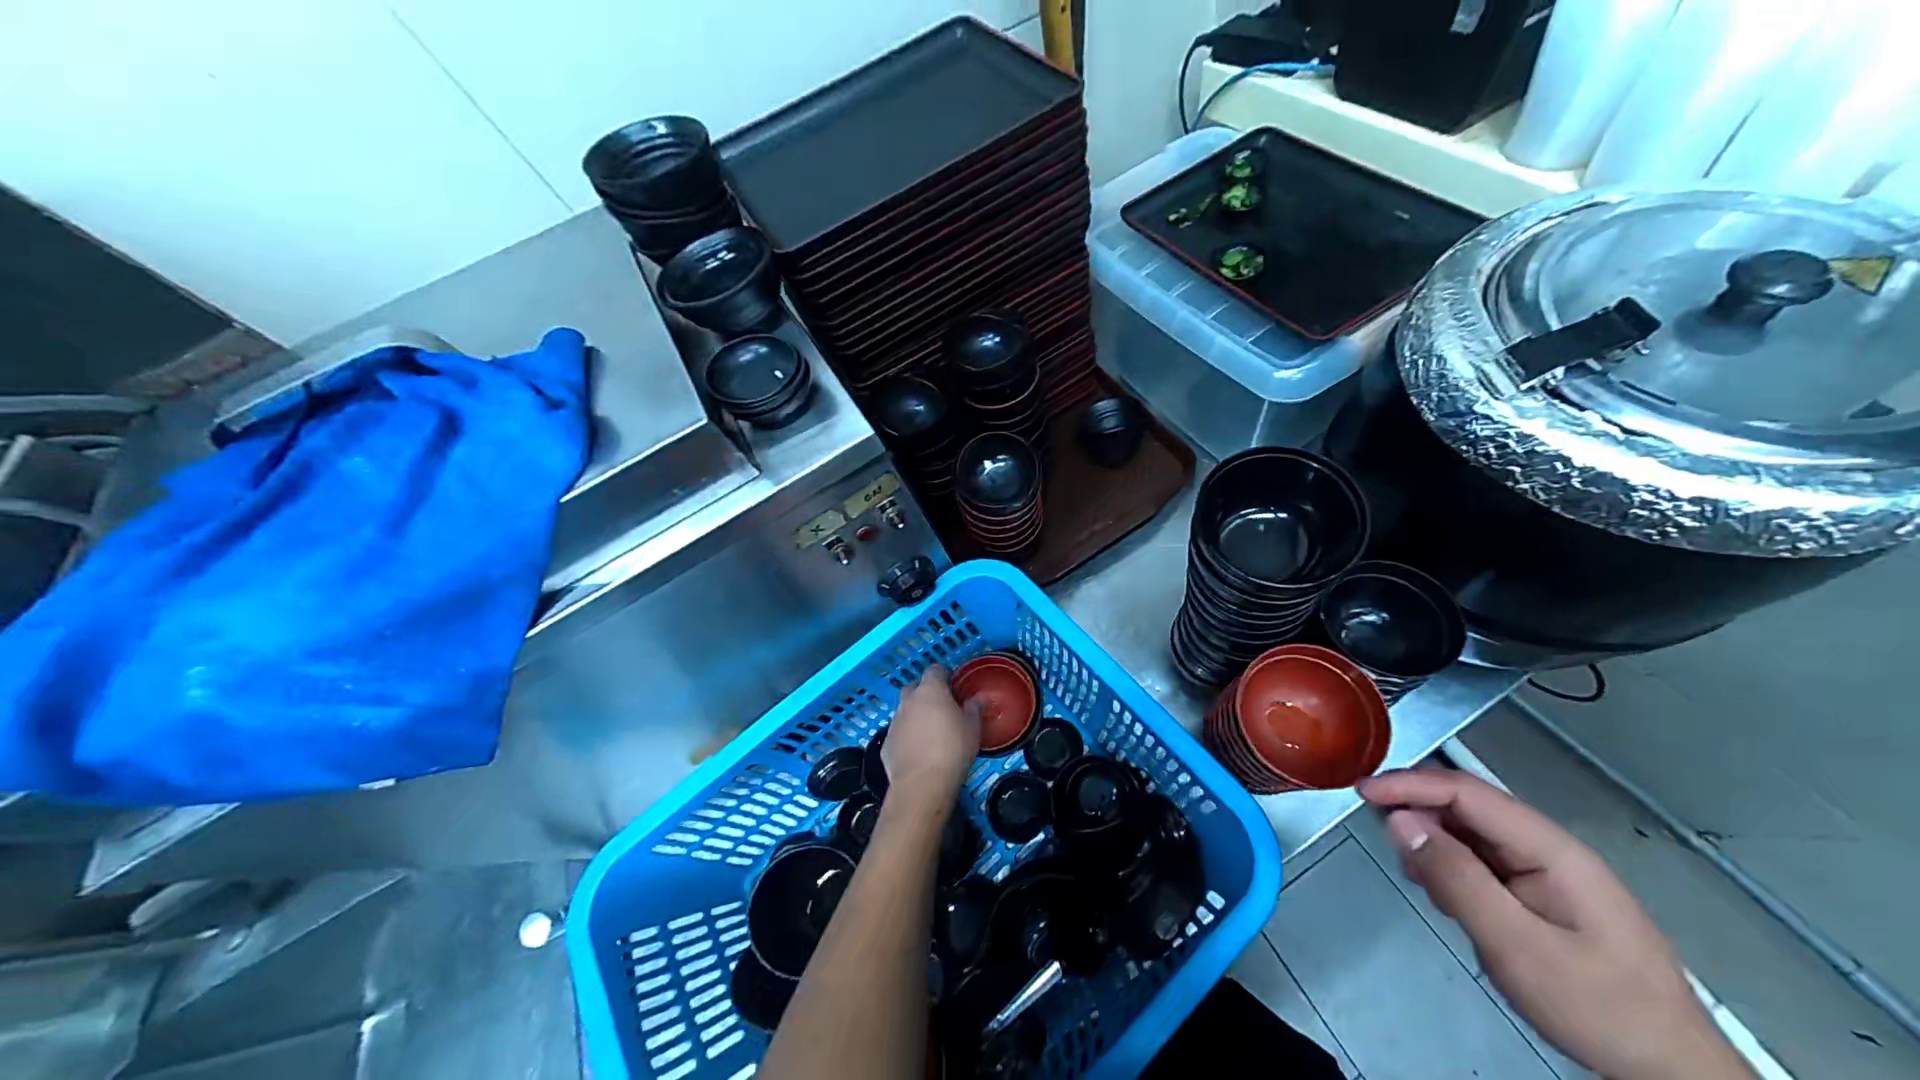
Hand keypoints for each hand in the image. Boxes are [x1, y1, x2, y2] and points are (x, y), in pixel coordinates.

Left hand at [882, 665, 980, 809]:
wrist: (922, 782)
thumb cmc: (953, 749)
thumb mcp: (973, 728)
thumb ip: (974, 708)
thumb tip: (979, 698)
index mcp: (931, 691)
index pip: (934, 670)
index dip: (944, 675)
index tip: (953, 685)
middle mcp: (908, 701)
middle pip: (915, 688)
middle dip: (925, 693)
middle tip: (941, 707)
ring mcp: (894, 722)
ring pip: (905, 711)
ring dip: (915, 715)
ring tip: (931, 733)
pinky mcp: (886, 743)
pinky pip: (898, 733)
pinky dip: (906, 737)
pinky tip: (918, 752)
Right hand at [1357, 768, 1752, 1079]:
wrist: (1674, 1072)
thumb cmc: (1599, 1006)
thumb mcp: (1517, 946)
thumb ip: (1456, 878)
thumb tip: (1400, 821)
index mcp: (1551, 850)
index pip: (1467, 793)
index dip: (1410, 785)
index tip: (1360, 792)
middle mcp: (1549, 849)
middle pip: (1469, 806)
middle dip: (1417, 809)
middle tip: (1380, 835)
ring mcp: (1549, 872)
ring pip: (1472, 833)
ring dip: (1432, 840)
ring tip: (1413, 874)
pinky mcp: (1543, 896)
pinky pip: (1484, 861)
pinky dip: (1450, 864)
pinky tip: (1441, 892)